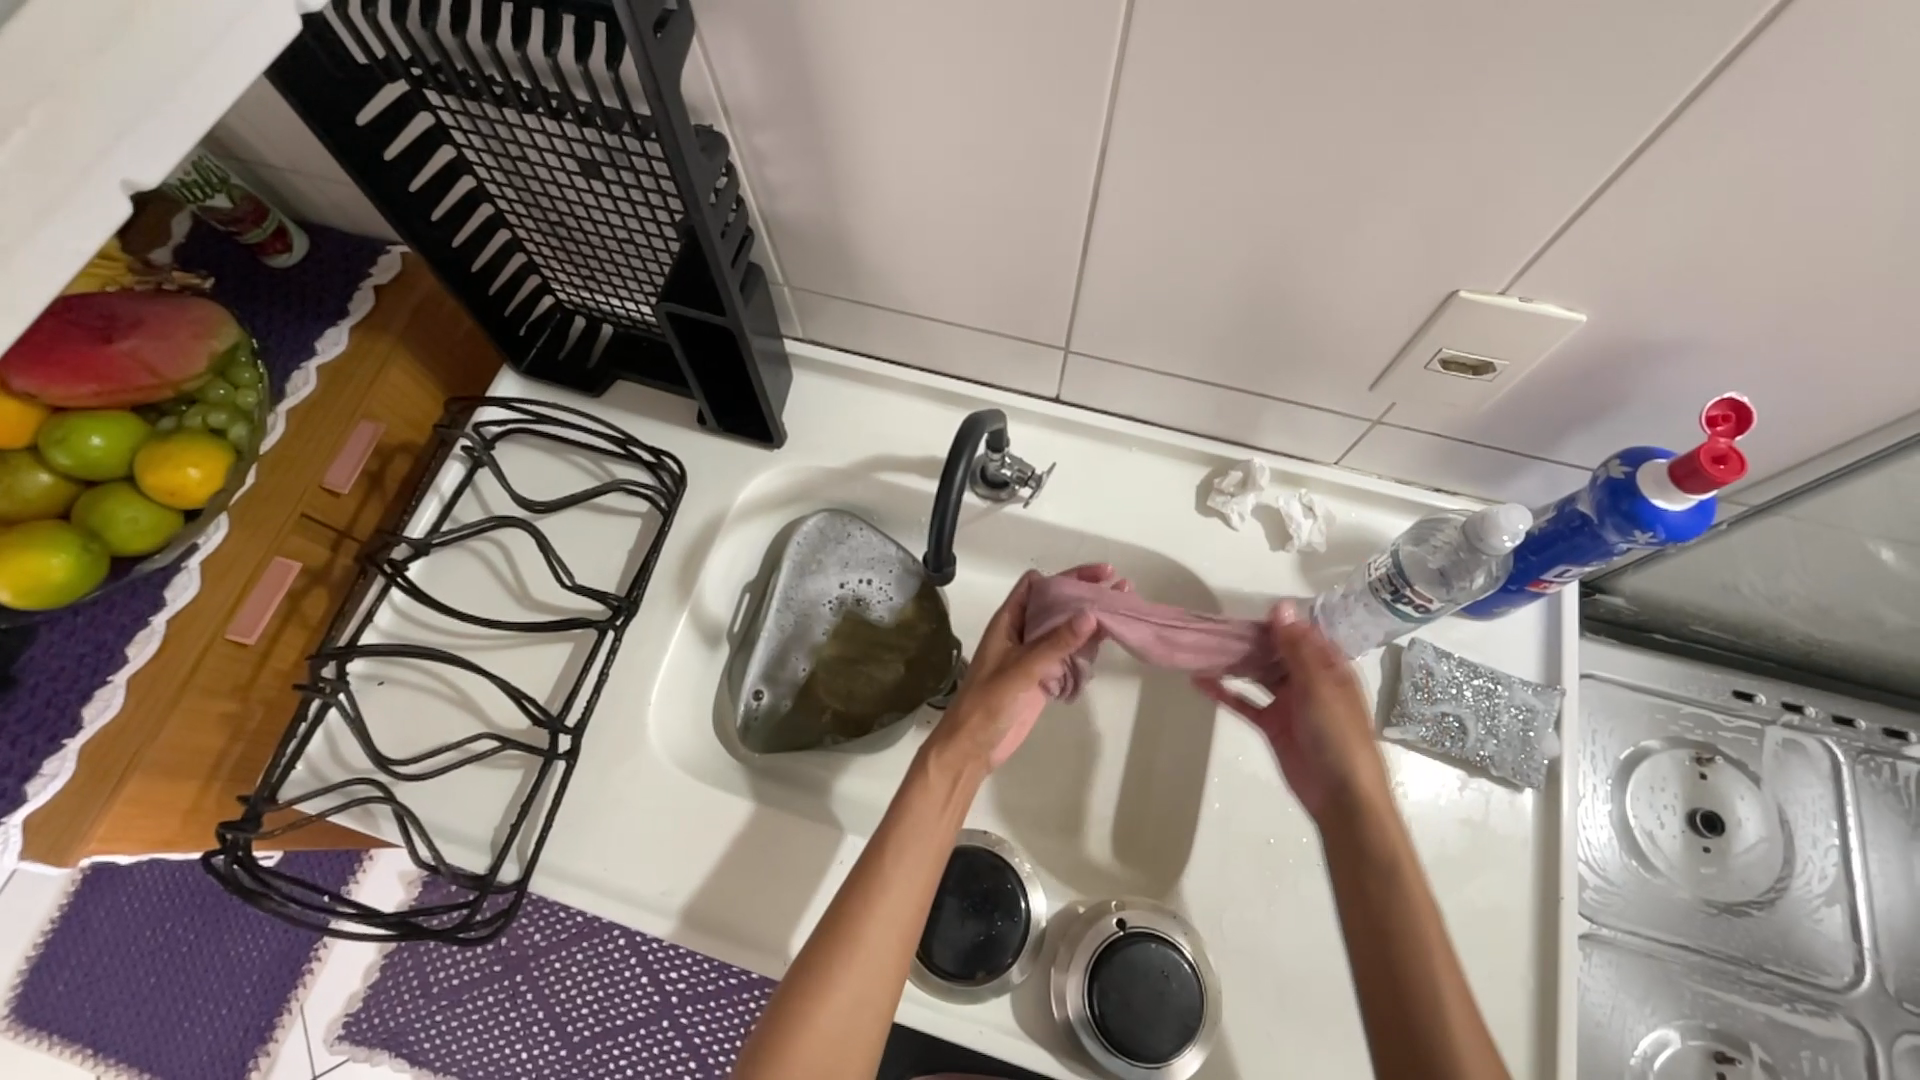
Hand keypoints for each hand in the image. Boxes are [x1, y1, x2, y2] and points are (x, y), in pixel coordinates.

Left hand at [922, 564, 1120, 775]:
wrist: (973, 746)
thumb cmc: (988, 703)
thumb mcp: (1022, 669)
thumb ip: (1055, 643)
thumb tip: (1091, 613)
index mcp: (1008, 621)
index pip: (1037, 585)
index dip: (1066, 575)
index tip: (1099, 575)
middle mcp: (1022, 633)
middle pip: (1057, 604)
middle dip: (1086, 595)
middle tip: (1122, 589)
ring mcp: (1034, 656)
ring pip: (1066, 630)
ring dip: (1091, 621)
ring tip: (1125, 611)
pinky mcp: (1044, 678)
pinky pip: (1069, 655)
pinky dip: (1087, 648)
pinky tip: (1110, 641)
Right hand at [1193, 602, 1387, 821]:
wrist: (1341, 795)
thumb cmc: (1338, 735)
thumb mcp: (1319, 686)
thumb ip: (1296, 647)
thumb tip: (1280, 606)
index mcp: (1329, 667)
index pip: (1301, 635)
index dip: (1277, 622)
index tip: (1246, 610)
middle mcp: (1308, 681)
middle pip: (1276, 653)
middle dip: (1249, 640)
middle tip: (1215, 628)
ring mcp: (1288, 703)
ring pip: (1257, 675)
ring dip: (1235, 663)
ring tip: (1203, 648)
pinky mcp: (1271, 725)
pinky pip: (1244, 703)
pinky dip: (1224, 692)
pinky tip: (1199, 681)